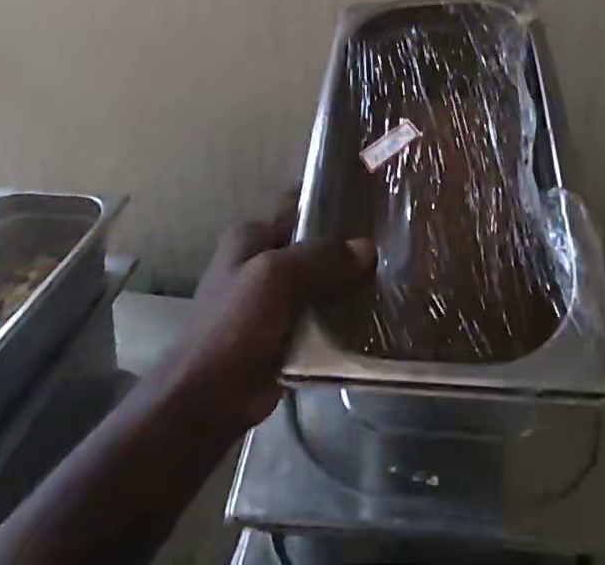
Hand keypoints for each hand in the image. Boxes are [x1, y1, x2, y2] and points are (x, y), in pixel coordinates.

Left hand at [149, 209, 373, 433]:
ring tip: (394, 286)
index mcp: (251, 237)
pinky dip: (341, 321)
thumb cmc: (235, 324)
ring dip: (348, 290)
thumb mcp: (274, 277)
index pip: (297, 211)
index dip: (332, 209)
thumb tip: (367, 247)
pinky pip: (321, 319)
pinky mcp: (286, 334)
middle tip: (393, 254)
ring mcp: (274, 300)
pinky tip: (373, 321)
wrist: (210, 396)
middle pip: (313, 250)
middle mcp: (261, 262)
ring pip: (321, 286)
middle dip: (347, 254)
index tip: (374, 212)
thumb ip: (319, 258)